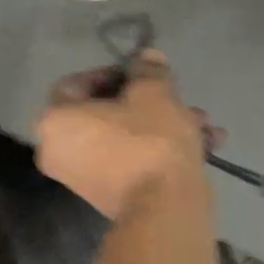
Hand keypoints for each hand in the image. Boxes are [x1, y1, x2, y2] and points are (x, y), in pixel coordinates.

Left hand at [34, 50, 223, 217]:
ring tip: (205, 127)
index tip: (148, 74)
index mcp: (57, 120)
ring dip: (167, 127)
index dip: (116, 72)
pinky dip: (163, 152)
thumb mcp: (156, 95)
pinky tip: (205, 147)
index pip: (78, 83)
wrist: (166, 207)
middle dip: (154, 105)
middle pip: (109, 114)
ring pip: (129, 138)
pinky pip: (135, 161)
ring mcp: (86, 177)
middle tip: (185, 102)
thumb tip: (148, 56)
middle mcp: (61, 149)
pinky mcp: (113, 195)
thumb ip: (149, 71)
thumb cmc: (151, 142)